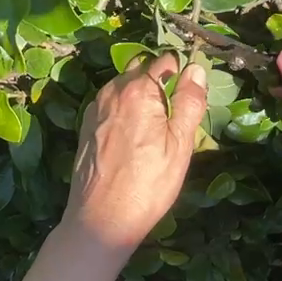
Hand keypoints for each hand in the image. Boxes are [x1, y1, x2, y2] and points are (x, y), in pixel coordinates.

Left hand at [64, 52, 207, 253]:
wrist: (102, 219)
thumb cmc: (149, 183)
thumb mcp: (180, 144)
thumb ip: (189, 101)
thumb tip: (196, 68)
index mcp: (139, 89)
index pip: (165, 60)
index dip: (181, 71)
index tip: (190, 92)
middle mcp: (113, 90)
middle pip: (141, 68)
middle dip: (159, 80)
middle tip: (175, 110)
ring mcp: (96, 107)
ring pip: (124, 86)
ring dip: (141, 95)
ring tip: (155, 125)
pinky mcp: (86, 125)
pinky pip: (111, 103)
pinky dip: (124, 109)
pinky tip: (132, 135)